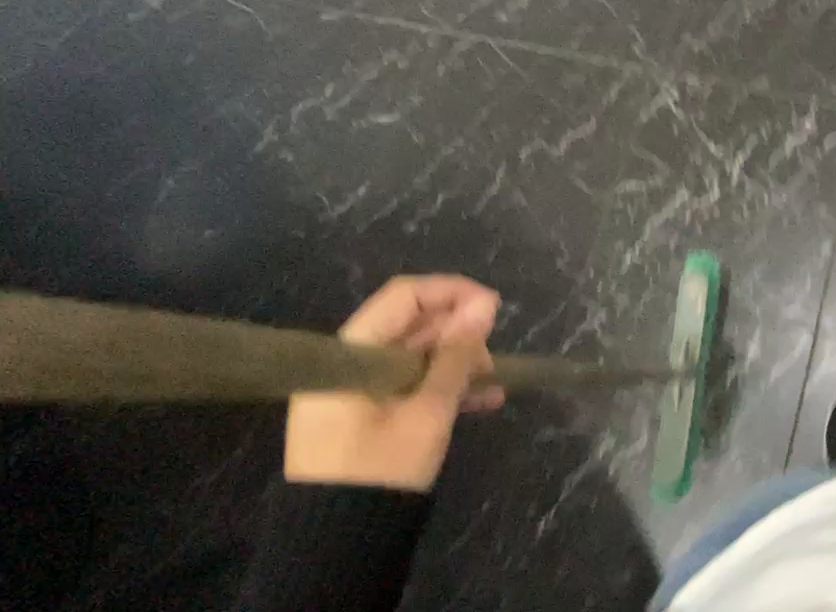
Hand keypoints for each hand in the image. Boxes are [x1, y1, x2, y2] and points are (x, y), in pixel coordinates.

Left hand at [284, 275, 506, 491]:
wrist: (339, 545)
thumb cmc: (382, 469)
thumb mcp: (430, 410)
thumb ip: (458, 354)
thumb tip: (486, 303)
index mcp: (349, 357)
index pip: (402, 297)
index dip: (452, 293)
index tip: (492, 308)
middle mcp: (347, 366)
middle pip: (411, 325)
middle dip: (459, 334)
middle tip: (493, 357)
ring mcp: (353, 391)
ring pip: (416, 354)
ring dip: (458, 362)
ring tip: (492, 383)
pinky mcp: (363, 414)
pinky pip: (409, 382)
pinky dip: (443, 385)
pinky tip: (481, 400)